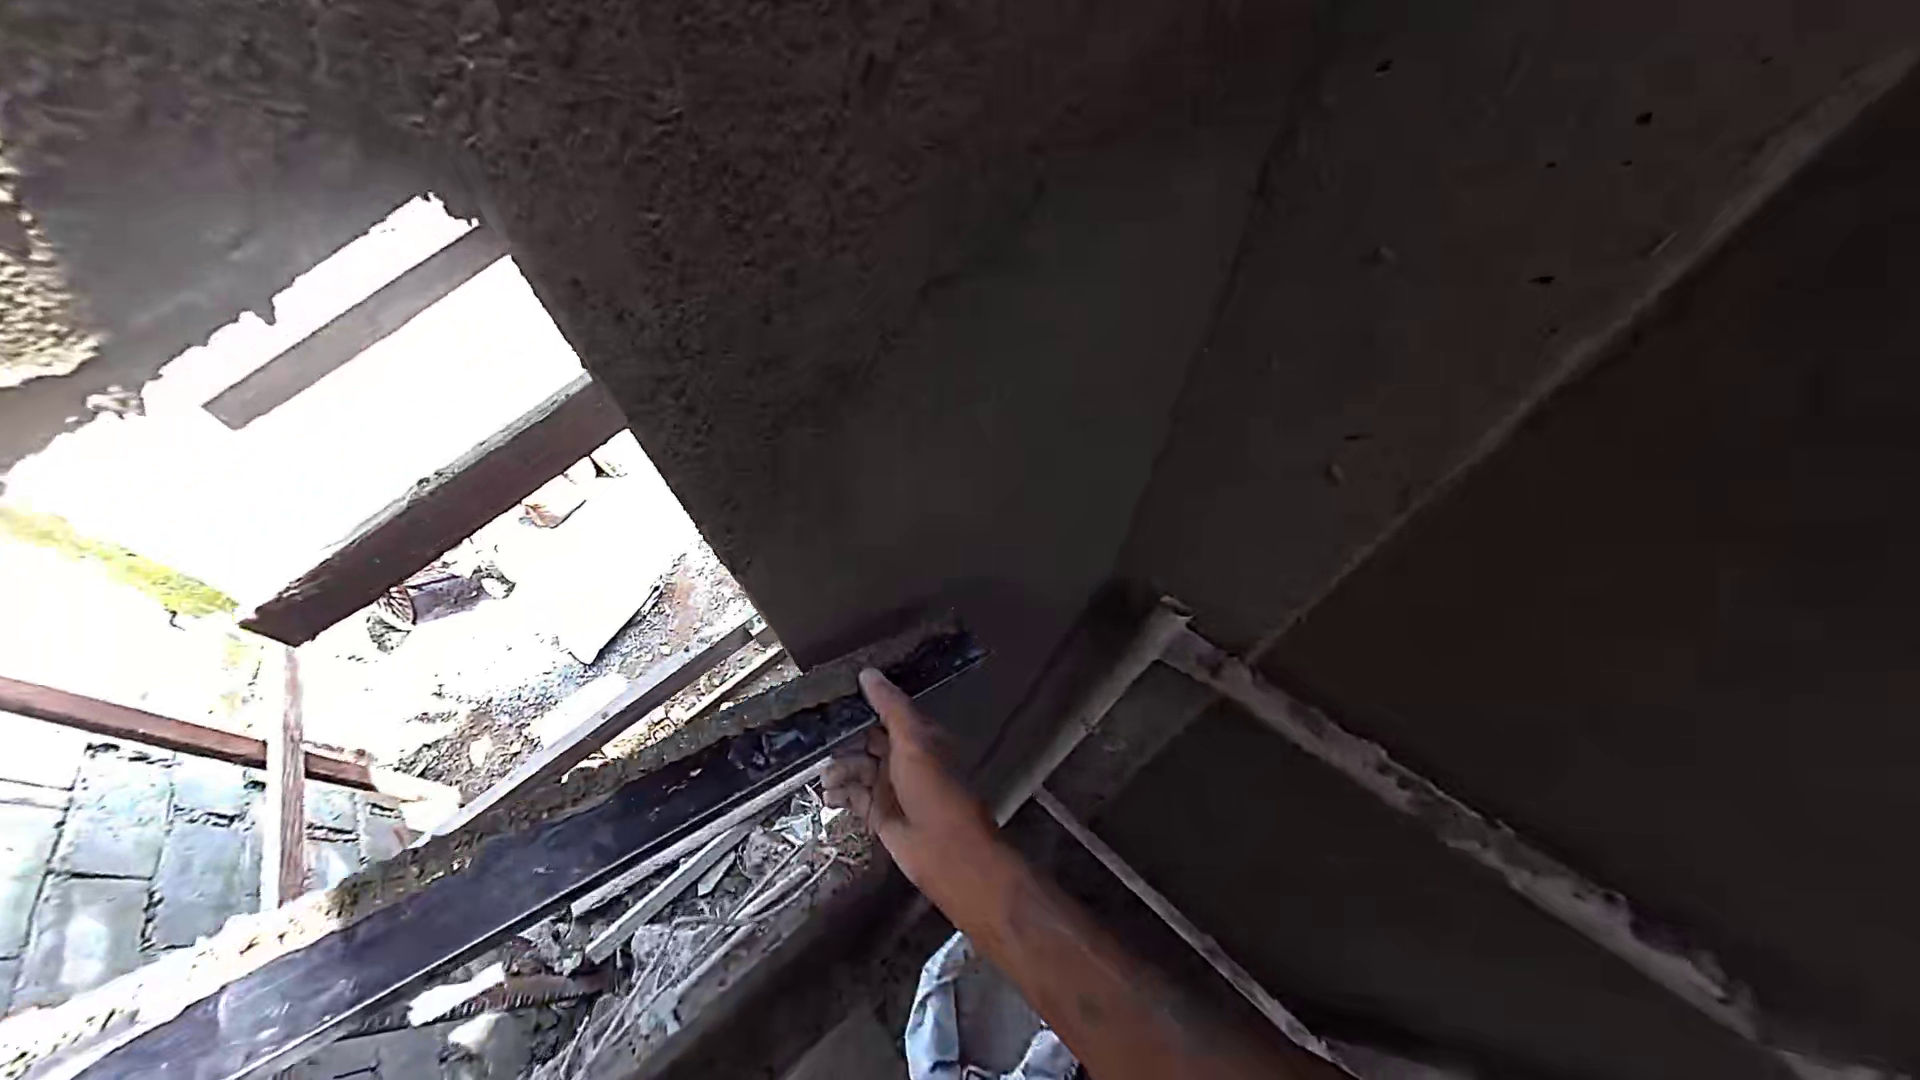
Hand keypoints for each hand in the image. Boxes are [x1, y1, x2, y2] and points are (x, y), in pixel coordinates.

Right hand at [822, 668, 997, 891]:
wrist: (947, 850)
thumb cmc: (934, 788)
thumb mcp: (914, 740)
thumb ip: (890, 707)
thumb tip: (868, 673)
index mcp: (918, 737)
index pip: (884, 715)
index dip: (860, 709)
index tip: (831, 702)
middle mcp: (903, 759)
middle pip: (866, 743)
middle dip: (843, 742)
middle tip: (817, 742)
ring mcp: (890, 787)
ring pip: (857, 770)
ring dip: (839, 770)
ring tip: (826, 776)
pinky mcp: (878, 813)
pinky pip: (853, 797)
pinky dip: (839, 794)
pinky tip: (828, 796)